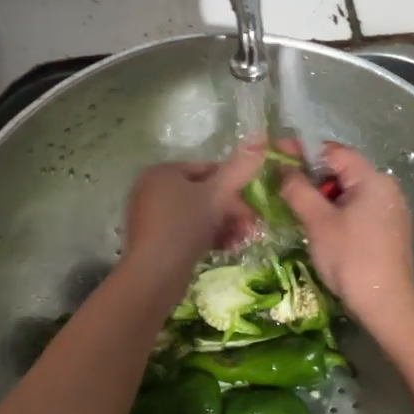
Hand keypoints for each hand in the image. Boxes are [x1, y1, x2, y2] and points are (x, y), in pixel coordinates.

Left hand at [119, 146, 264, 301]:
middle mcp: (152, 189)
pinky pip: (187, 232)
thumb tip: (262, 138)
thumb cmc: (184, 226)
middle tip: (252, 225)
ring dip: (224, 225)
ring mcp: (152, 216)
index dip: (234, 184)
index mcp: (163, 171)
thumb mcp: (216, 195)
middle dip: (231, 210)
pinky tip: (226, 248)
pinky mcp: (155, 241)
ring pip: (197, 215)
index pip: (207, 169)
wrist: (153, 275)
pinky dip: (208, 237)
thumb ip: (239, 169)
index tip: (254, 203)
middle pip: (203, 194)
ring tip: (242, 239)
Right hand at [278, 143, 413, 324]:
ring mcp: (390, 211)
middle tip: (282, 189)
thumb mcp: (318, 222)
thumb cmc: (351, 258)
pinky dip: (336, 213)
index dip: (303, 152)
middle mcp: (387, 189)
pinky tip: (319, 229)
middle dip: (311, 178)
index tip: (276, 159)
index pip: (334, 152)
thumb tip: (282, 169)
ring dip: (322, 198)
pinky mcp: (388, 231)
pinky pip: (358, 211)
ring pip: (348, 193)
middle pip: (342, 171)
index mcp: (373, 179)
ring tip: (296, 210)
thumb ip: (298, 190)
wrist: (386, 304)